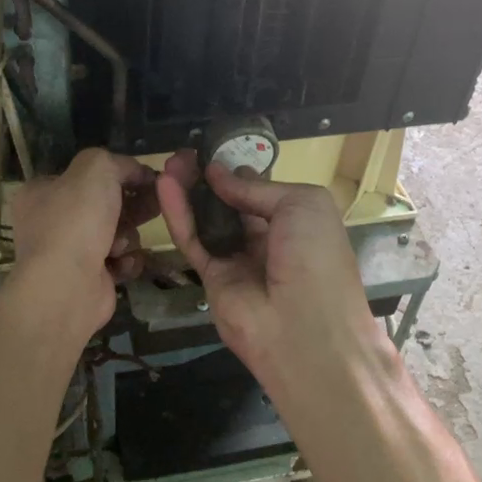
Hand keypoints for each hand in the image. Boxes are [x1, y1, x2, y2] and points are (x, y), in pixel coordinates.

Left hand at [7, 148, 157, 341]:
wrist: (67, 286)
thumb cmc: (76, 220)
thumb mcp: (96, 168)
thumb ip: (118, 162)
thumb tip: (138, 172)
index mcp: (42, 192)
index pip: (84, 176)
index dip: (117, 174)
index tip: (145, 177)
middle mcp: (51, 222)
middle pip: (104, 205)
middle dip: (131, 206)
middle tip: (154, 205)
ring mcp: (69, 253)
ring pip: (116, 233)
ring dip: (126, 237)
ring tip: (119, 245)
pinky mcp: (89, 279)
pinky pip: (119, 261)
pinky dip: (126, 261)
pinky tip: (121, 264)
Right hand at [155, 151, 381, 387]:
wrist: (306, 330)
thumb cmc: (317, 259)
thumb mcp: (302, 205)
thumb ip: (256, 188)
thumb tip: (218, 173)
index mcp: (296, 220)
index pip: (260, 190)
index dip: (237, 171)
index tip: (212, 151)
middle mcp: (266, 238)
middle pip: (228, 203)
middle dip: (208, 178)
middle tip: (184, 155)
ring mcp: (237, 259)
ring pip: (206, 219)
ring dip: (188, 190)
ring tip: (170, 163)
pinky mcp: (211, 277)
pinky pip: (192, 240)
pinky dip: (177, 213)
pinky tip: (165, 185)